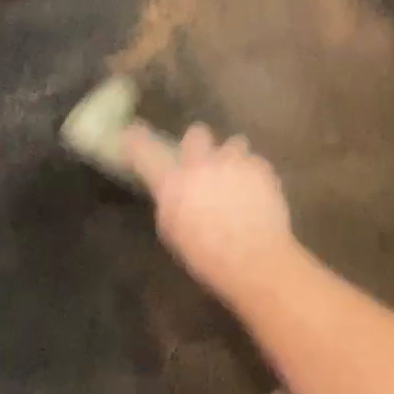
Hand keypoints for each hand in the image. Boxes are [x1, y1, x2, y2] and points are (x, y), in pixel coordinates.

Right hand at [122, 122, 297, 300]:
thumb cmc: (208, 256)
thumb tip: (172, 189)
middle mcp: (201, 164)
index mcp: (173, 182)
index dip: (136, 139)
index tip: (131, 134)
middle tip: (202, 164)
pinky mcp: (262, 168)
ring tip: (236, 179)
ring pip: (232, 143)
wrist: (256, 260)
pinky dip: (252, 173)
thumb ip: (170, 201)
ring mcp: (234, 162)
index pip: (145, 150)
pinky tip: (255, 193)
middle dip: (198, 145)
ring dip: (230, 158)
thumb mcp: (174, 232)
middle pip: (197, 133)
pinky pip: (254, 161)